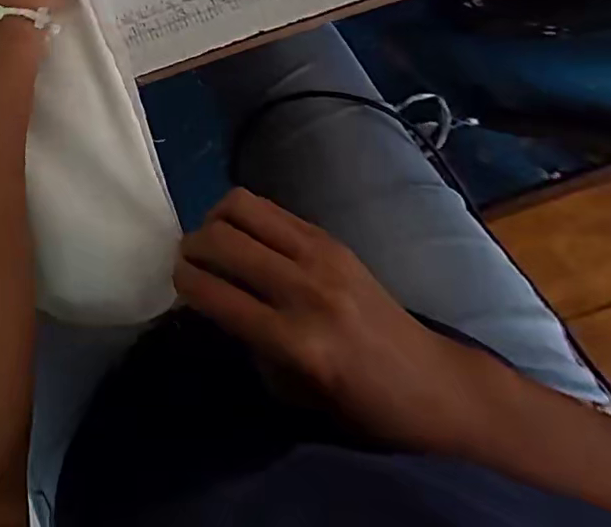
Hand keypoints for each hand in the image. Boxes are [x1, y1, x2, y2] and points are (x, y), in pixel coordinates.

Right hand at [174, 188, 502, 453]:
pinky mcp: (330, 236)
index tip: (177, 283)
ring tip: (214, 240)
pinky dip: (243, 215)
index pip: (217, 294)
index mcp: (297, 341)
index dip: (184, 283)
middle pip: (222, 239)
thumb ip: (250, 341)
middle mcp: (305, 288)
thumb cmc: (362, 404)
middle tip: (188, 259)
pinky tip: (245, 235)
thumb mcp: (296, 392)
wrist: (433, 382)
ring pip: (241, 206)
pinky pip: (269, 207)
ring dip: (214, 220)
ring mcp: (320, 254)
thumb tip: (211, 297)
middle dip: (192, 246)